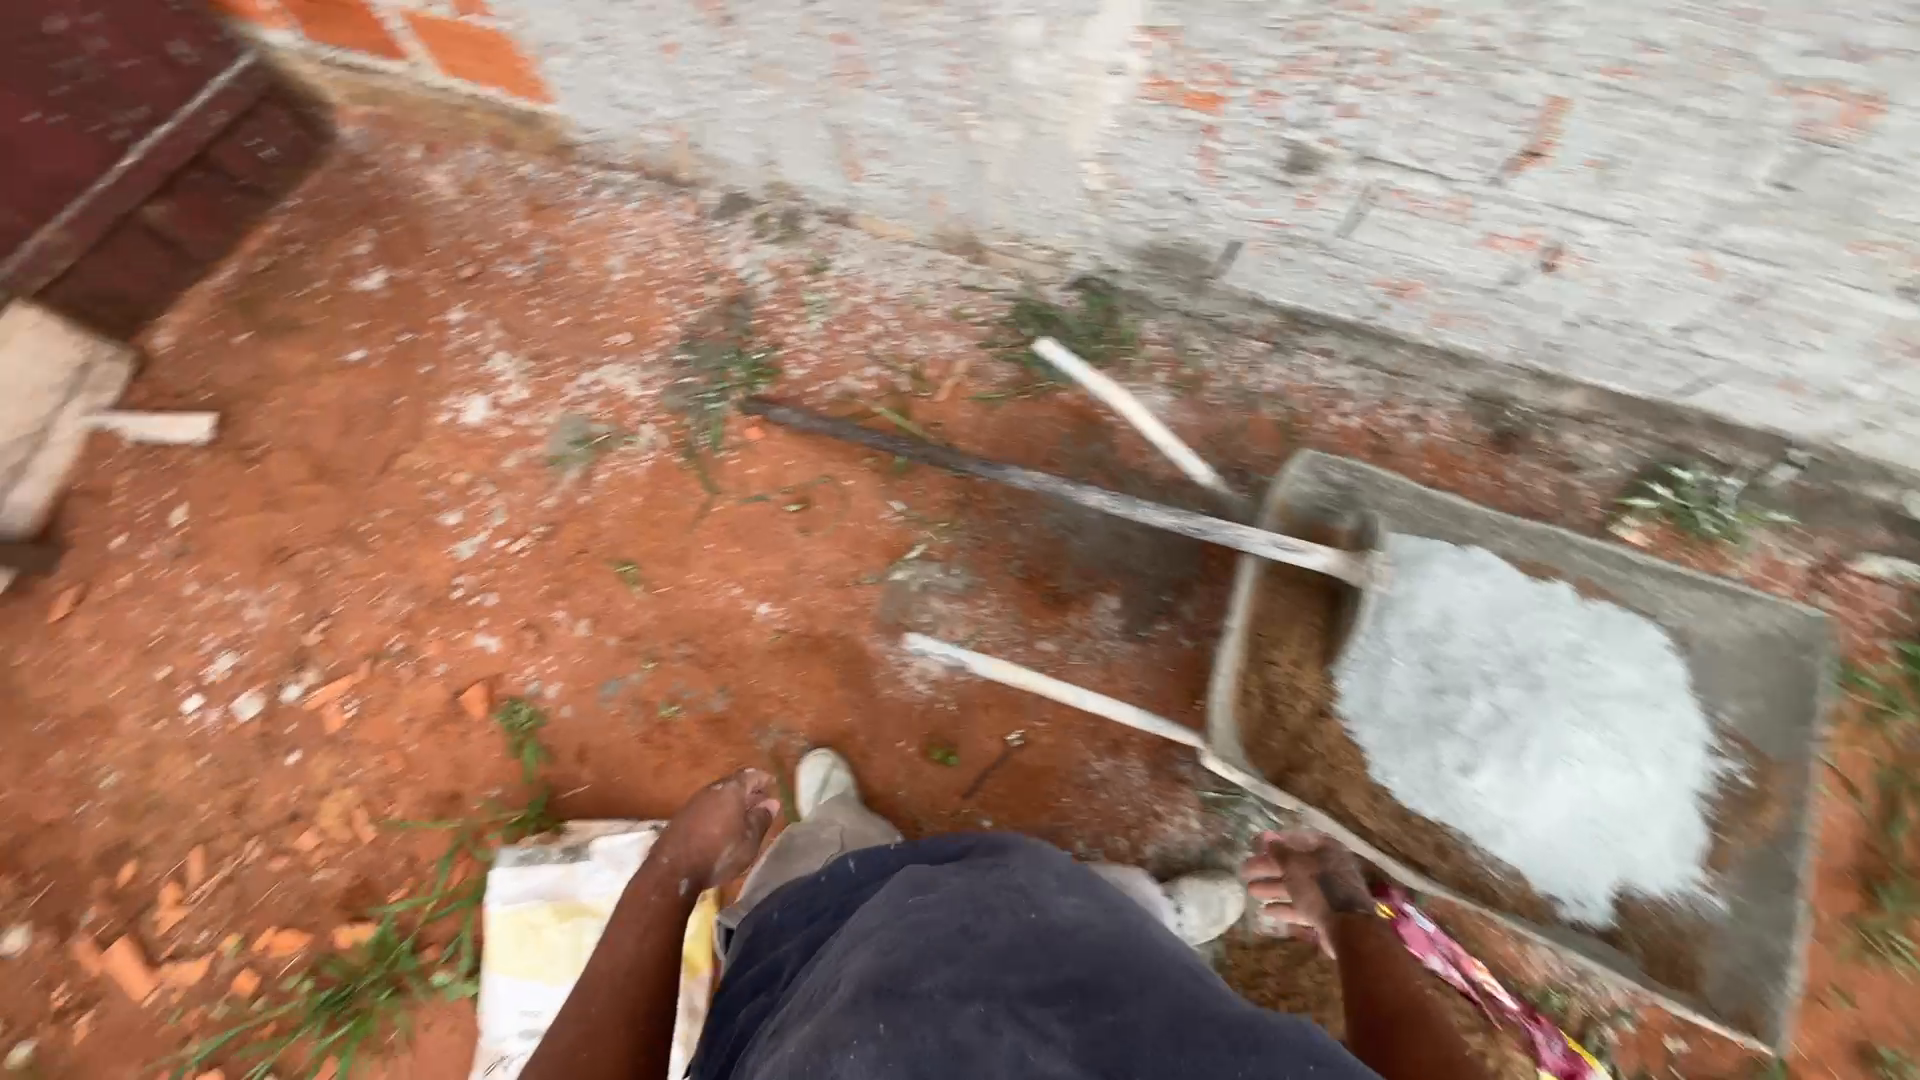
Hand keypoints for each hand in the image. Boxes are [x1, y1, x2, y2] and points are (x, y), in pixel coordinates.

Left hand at [654, 768, 781, 891]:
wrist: (672, 872)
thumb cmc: (719, 853)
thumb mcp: (749, 840)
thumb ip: (761, 819)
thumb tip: (772, 803)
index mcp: (731, 790)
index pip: (751, 775)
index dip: (763, 779)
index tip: (773, 785)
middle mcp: (711, 790)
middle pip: (733, 784)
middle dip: (749, 791)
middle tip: (761, 802)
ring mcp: (694, 803)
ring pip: (719, 796)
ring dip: (733, 803)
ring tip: (744, 817)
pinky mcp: (681, 818)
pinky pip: (707, 808)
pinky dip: (719, 812)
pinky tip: (723, 828)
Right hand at [1239, 829, 1371, 957]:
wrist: (1349, 929)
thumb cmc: (1320, 887)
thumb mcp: (1293, 865)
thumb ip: (1278, 851)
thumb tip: (1265, 836)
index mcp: (1326, 849)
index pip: (1297, 839)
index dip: (1275, 842)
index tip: (1255, 846)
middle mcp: (1329, 868)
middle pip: (1294, 864)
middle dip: (1268, 868)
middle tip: (1245, 870)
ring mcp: (1329, 892)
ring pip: (1296, 886)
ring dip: (1273, 888)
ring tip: (1250, 890)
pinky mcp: (1327, 914)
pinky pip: (1303, 906)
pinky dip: (1285, 907)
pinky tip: (1266, 911)